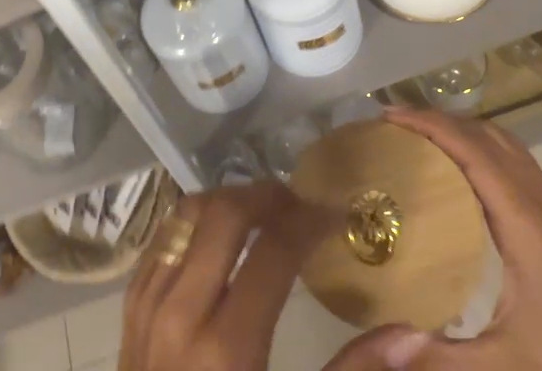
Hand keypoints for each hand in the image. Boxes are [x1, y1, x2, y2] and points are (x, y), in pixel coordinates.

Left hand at [120, 183, 328, 370]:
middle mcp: (180, 311)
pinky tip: (218, 239)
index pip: (273, 250)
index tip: (336, 213)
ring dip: (227, 203)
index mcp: (227, 346)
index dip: (309, 220)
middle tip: (299, 204)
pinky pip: (160, 241)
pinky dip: (193, 225)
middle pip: (222, 215)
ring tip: (263, 212)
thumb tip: (413, 333)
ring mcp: (146, 305)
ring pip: (184, 217)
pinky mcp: (128, 310)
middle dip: (266, 197)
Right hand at [324, 109, 541, 370]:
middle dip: (441, 121)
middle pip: (490, 138)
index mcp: (525, 225)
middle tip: (395, 127)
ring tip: (422, 141)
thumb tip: (383, 348)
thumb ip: (440, 358)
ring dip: (465, 133)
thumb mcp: (505, 366)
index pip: (474, 152)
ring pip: (509, 148)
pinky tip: (463, 179)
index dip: (431, 126)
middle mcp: (541, 205)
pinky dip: (484, 153)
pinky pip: (518, 167)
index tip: (388, 117)